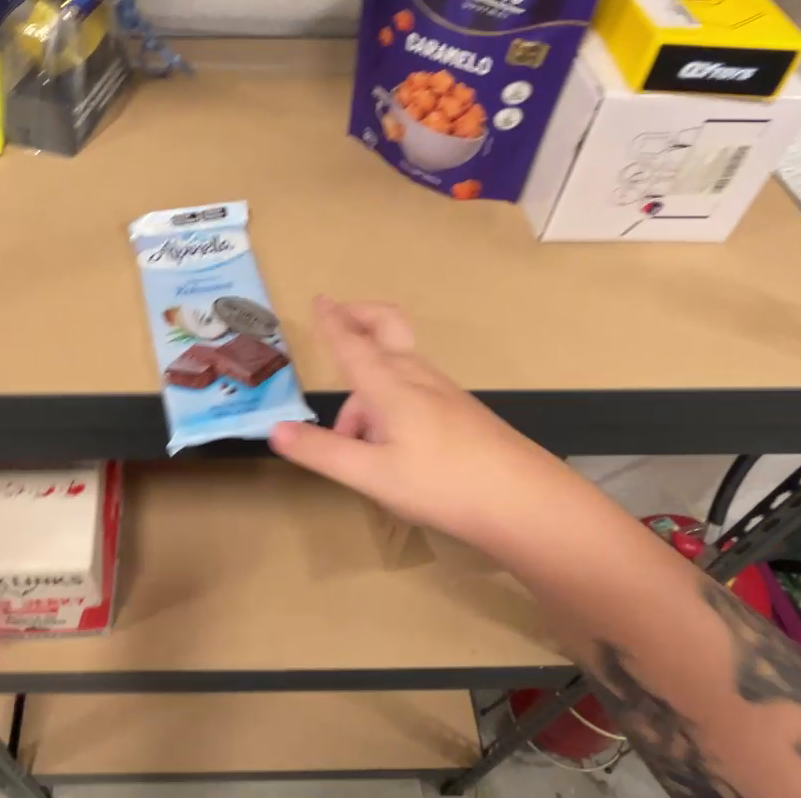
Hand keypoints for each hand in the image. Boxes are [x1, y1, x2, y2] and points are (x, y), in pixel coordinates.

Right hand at [271, 296, 548, 542]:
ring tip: (352, 438)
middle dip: (359, 318)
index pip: (352, 343)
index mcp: (390, 384)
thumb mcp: (373, 475)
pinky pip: (415, 387)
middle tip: (337, 322)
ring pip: (398, 365)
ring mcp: (443, 391)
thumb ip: (323, 451)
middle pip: (386, 327)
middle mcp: (416, 376)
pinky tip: (389, 444)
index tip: (319, 299)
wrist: (524, 500)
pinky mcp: (460, 409)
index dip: (332, 321)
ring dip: (369, 381)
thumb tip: (276, 430)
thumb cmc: (443, 484)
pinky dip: (390, 398)